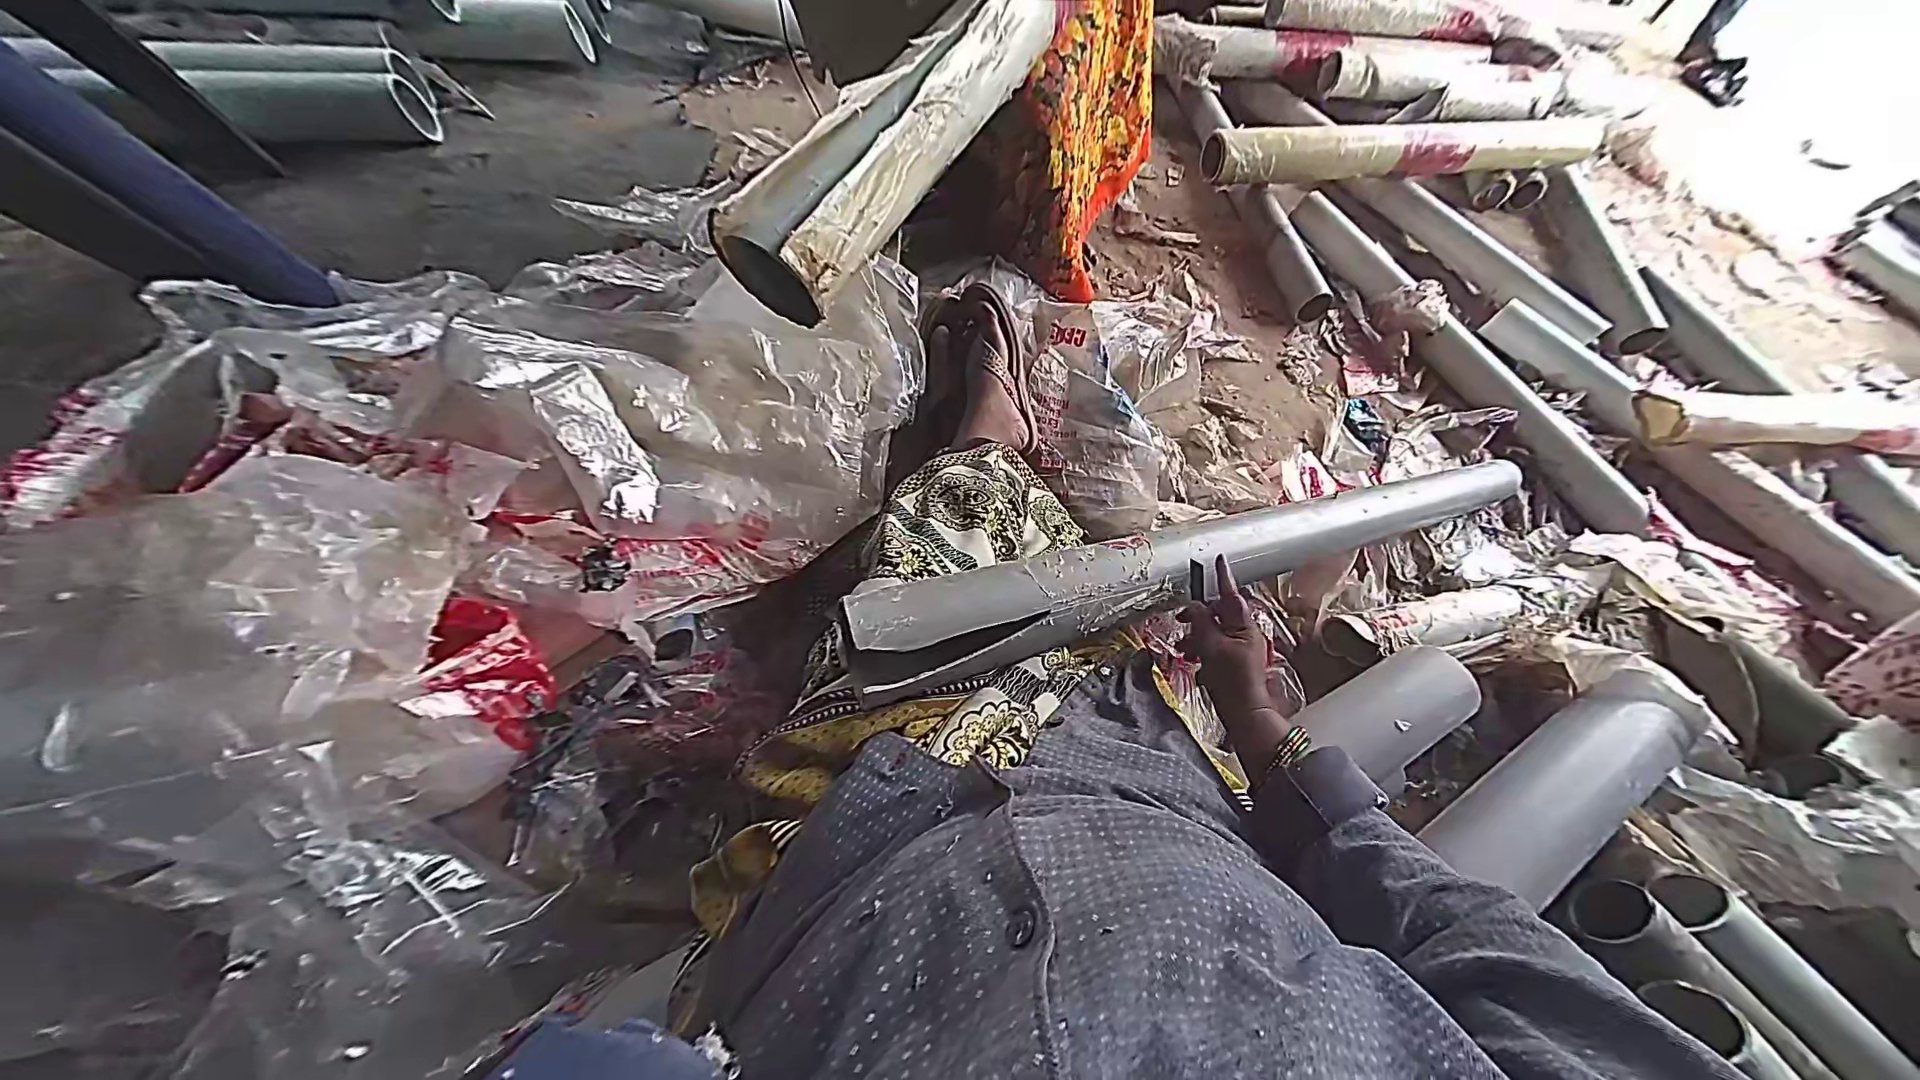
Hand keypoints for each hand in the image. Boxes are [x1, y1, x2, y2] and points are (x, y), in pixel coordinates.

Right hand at [1178, 554, 1276, 723]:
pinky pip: (1213, 644)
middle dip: (1197, 615)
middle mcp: (1244, 631)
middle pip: (1217, 612)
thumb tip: (1194, 605)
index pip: (1230, 594)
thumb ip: (1201, 622)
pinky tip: (1191, 657)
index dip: (1222, 576)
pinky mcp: (1233, 659)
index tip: (1219, 559)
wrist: (1243, 712)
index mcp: (1243, 625)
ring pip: (1212, 629)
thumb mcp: (1210, 646)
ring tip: (1184, 648)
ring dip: (1195, 634)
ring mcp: (1240, 646)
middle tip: (1181, 620)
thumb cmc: (1230, 679)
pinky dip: (1200, 647)